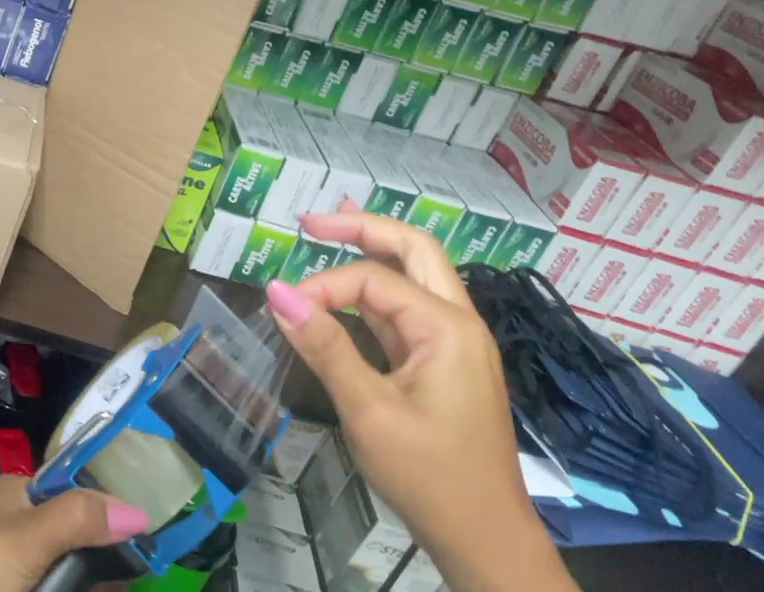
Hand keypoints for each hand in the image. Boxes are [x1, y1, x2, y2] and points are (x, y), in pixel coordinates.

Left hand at [0, 476, 146, 591]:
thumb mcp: (27, 538)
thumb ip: (79, 518)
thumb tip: (139, 509)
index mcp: (16, 495)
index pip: (76, 494)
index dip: (110, 517)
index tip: (145, 544)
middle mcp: (10, 524)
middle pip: (72, 537)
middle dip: (101, 560)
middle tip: (133, 579)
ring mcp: (2, 565)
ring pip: (57, 570)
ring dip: (85, 579)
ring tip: (117, 585)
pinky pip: (39, 583)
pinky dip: (62, 587)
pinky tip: (87, 591)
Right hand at [263, 211, 575, 591]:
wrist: (486, 542)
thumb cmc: (430, 477)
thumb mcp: (369, 411)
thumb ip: (324, 346)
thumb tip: (277, 293)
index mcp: (448, 327)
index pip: (374, 279)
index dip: (323, 285)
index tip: (282, 309)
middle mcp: (458, 323)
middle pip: (414, 250)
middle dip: (362, 227)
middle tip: (310, 221)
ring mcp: (453, 343)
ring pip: (414, 277)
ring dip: (373, 251)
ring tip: (328, 230)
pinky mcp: (441, 364)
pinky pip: (405, 312)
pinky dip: (373, 293)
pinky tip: (348, 290)